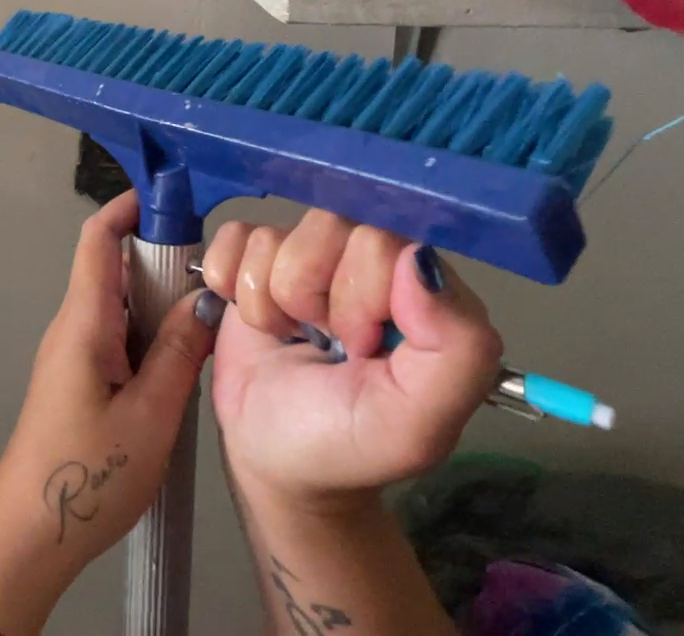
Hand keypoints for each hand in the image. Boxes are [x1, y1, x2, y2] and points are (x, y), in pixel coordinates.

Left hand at [0, 190, 219, 577]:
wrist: (32, 528)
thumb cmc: (90, 470)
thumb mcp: (151, 414)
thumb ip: (178, 353)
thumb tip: (206, 300)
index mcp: (83, 322)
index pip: (97, 240)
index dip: (127, 208)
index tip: (170, 198)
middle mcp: (72, 327)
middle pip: (112, 268)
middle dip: (159, 258)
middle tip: (214, 270)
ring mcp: (72, 353)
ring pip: (117, 304)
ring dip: (157, 299)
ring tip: (207, 313)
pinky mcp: (77, 378)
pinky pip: (115, 334)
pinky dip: (147, 330)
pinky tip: (179, 356)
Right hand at [203, 211, 500, 512]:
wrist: (271, 457)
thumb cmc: (345, 442)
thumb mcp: (416, 422)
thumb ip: (456, 348)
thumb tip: (420, 257)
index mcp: (419, 287)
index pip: (383, 241)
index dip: (360, 294)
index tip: (361, 347)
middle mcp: (364, 259)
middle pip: (325, 226)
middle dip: (308, 296)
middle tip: (322, 341)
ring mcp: (303, 255)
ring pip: (272, 236)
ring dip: (265, 300)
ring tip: (287, 337)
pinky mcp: (251, 258)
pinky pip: (232, 236)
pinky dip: (227, 280)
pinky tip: (250, 318)